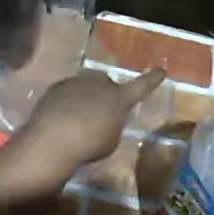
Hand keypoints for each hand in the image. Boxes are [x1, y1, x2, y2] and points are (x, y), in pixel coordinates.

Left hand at [14, 68, 163, 172]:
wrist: (52, 140)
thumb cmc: (90, 144)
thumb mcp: (110, 140)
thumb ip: (112, 125)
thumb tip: (106, 119)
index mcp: (119, 98)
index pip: (141, 86)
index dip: (152, 79)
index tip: (161, 70)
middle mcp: (99, 83)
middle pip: (107, 82)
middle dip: (106, 92)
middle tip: (101, 110)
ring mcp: (76, 82)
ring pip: (85, 85)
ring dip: (86, 96)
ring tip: (78, 117)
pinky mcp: (56, 87)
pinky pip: (67, 92)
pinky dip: (67, 101)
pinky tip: (61, 117)